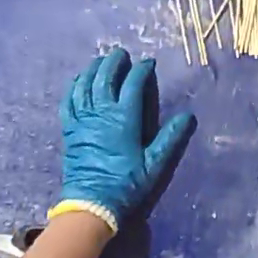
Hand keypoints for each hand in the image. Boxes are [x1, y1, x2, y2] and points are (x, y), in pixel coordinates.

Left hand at [52, 48, 193, 233]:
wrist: (92, 204)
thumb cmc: (127, 184)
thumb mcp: (155, 164)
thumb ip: (171, 138)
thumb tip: (188, 115)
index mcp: (125, 118)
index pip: (134, 83)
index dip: (142, 70)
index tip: (149, 63)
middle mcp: (102, 111)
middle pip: (106, 76)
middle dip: (115, 61)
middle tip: (122, 54)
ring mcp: (83, 118)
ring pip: (86, 83)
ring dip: (94, 68)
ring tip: (102, 60)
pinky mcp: (69, 127)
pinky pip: (69, 99)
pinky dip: (75, 85)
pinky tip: (79, 79)